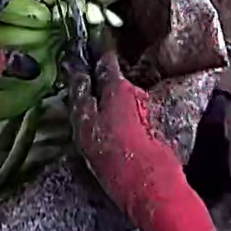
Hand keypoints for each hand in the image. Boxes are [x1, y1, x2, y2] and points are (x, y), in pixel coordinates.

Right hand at [67, 50, 217, 230]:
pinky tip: (111, 133)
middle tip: (81, 89)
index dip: (94, 45)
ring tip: (95, 118)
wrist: (157, 192)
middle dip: (99, 82)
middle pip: (113, 79)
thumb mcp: (86, 126)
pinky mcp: (154, 128)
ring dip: (110, 103)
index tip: (84, 38)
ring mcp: (147, 110)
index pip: (105, 56)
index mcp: (117, 86)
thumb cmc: (117, 157)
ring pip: (121, 98)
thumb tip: (73, 69)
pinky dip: (120, 117)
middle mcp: (135, 92)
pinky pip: (130, 114)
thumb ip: (80, 95)